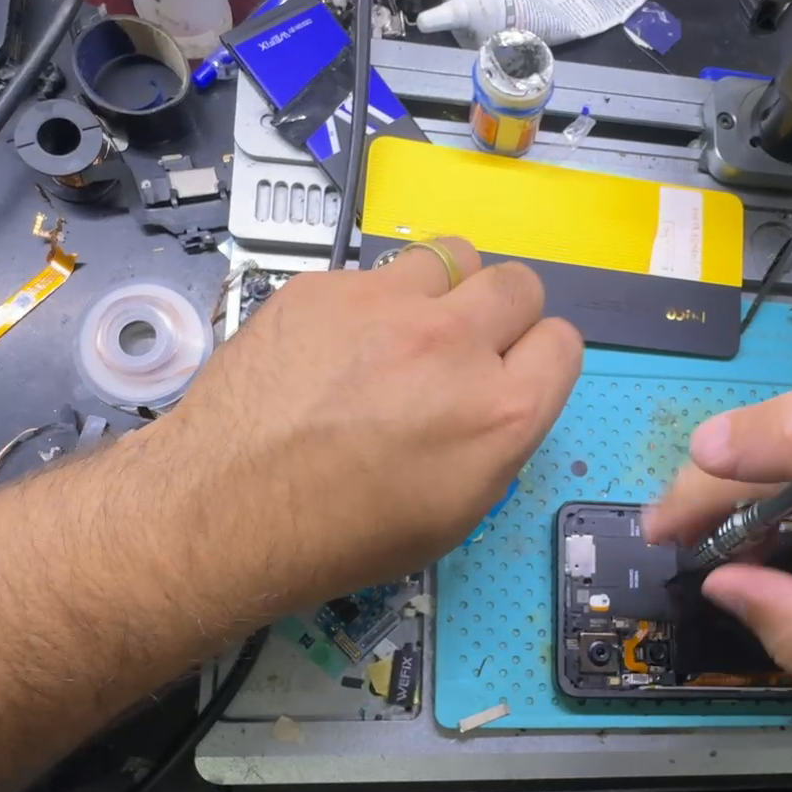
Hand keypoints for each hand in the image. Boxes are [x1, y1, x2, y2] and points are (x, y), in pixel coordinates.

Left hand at [142, 238, 581, 612]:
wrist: (228, 513)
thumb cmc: (347, 536)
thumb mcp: (455, 513)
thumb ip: (497, 439)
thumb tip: (497, 394)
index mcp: (502, 414)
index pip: (563, 344)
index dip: (539, 362)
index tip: (512, 375)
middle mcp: (456, 346)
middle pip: (519, 285)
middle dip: (502, 317)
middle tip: (460, 352)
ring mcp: (386, 305)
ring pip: (453, 255)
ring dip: (443, 292)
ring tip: (403, 333)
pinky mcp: (325, 286)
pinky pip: (375, 274)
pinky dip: (371, 304)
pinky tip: (335, 347)